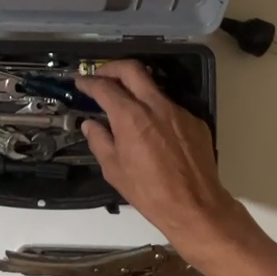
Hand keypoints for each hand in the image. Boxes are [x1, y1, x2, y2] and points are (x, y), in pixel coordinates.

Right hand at [77, 60, 253, 254]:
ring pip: (153, 87)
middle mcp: (155, 106)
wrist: (195, 207)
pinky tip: (152, 129)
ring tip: (126, 104)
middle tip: (101, 77)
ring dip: (136, 89)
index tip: (81, 82)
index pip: (104, 87)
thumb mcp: (113, 169)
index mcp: (130, 117)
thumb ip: (99, 140)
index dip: (89, 82)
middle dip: (112, 68)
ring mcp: (178, 111)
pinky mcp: (195, 121)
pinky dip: (156, 110)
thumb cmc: (149, 192)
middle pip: (132, 69)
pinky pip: (170, 107)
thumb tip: (91, 125)